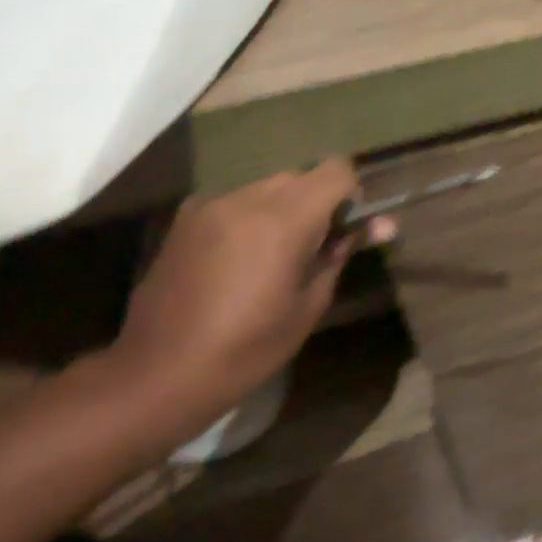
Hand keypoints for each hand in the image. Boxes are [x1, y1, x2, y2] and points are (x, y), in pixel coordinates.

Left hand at [106, 159, 396, 435]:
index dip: (353, 194)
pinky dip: (252, 220)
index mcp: (282, 221)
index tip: (351, 230)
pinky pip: (235, 203)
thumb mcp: (308, 305)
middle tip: (320, 250)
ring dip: (285, 211)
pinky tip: (243, 263)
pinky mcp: (185, 219)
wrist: (163, 369)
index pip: (336, 171)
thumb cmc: (249, 347)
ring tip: (279, 260)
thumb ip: (340, 255)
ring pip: (266, 188)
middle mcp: (244, 199)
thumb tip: (379, 225)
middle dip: (319, 204)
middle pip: (300, 177)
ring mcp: (209, 205)